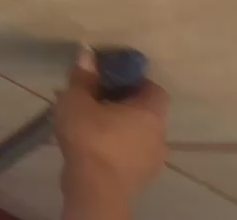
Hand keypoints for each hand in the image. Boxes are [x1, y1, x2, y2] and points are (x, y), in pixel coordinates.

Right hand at [55, 50, 168, 219]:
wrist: (95, 185)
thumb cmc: (89, 134)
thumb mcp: (77, 99)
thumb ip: (84, 76)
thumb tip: (87, 51)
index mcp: (149, 114)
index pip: (154, 90)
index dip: (135, 80)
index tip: (111, 75)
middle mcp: (159, 136)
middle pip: (145, 112)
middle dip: (121, 101)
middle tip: (92, 95)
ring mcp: (153, 159)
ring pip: (138, 132)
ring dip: (118, 123)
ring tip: (87, 118)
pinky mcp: (141, 175)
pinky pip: (131, 150)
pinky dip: (116, 142)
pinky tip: (91, 141)